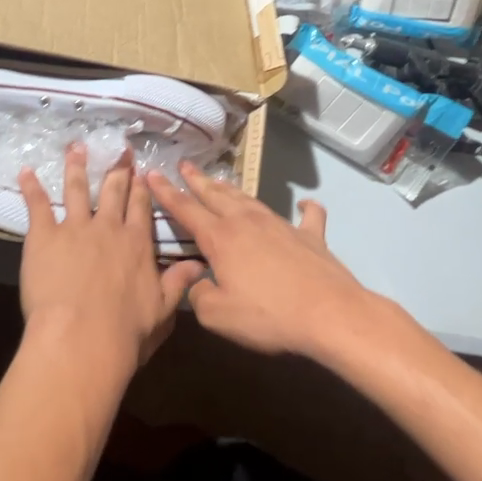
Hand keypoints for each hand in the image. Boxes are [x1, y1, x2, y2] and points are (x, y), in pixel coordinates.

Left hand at [18, 144, 205, 374]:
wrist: (82, 337)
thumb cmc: (125, 331)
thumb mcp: (162, 310)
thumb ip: (178, 283)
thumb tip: (199, 264)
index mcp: (136, 244)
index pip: (140, 207)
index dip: (141, 188)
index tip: (141, 170)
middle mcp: (108, 228)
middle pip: (113, 191)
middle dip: (117, 170)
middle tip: (118, 151)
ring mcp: (75, 227)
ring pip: (77, 190)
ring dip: (77, 167)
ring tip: (76, 148)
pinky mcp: (44, 235)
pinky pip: (37, 205)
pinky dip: (30, 187)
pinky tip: (25, 173)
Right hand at [147, 165, 388, 360]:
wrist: (329, 314)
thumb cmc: (268, 315)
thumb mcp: (217, 315)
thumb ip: (198, 295)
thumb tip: (198, 281)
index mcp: (221, 237)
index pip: (186, 209)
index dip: (166, 192)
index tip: (152, 174)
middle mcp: (247, 222)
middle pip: (216, 195)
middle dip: (197, 181)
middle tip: (184, 165)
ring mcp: (281, 225)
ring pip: (250, 200)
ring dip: (232, 190)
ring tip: (220, 182)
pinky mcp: (311, 237)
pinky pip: (308, 216)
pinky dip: (306, 209)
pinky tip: (307, 204)